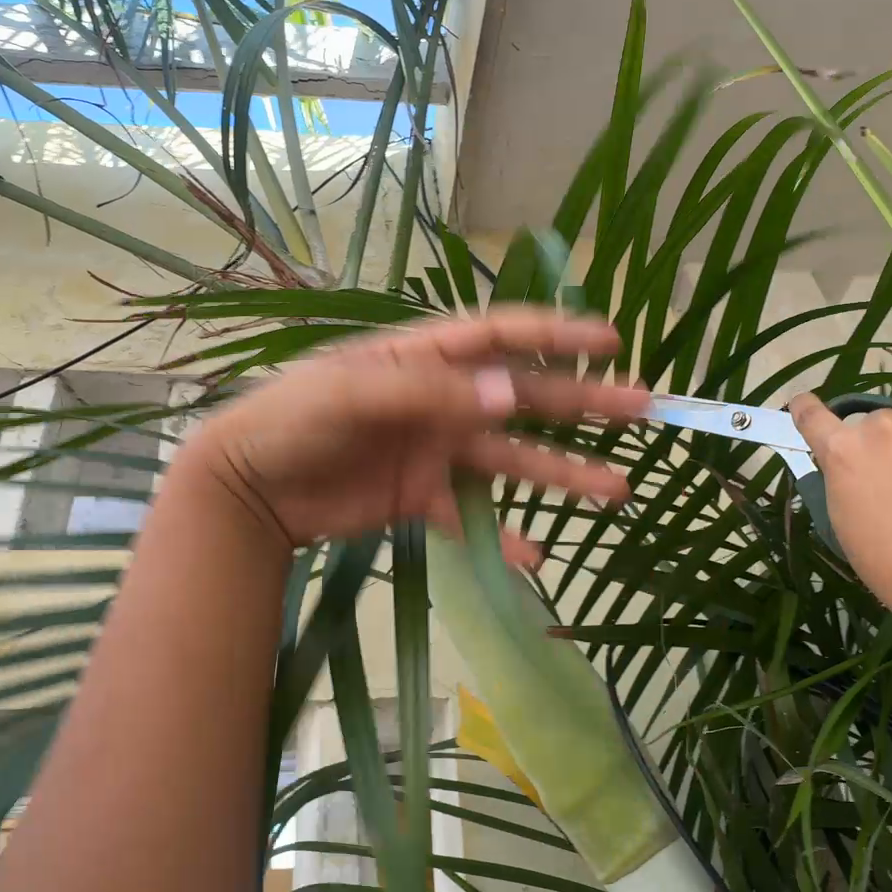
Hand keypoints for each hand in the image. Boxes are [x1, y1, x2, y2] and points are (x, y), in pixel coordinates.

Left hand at [176, 310, 647, 561]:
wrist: (248, 488)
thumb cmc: (292, 419)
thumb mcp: (352, 392)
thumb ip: (429, 392)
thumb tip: (513, 393)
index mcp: (423, 357)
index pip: (501, 335)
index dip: (556, 334)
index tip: (610, 342)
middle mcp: (439, 399)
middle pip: (523, 397)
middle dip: (582, 403)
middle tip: (643, 409)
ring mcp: (434, 449)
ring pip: (511, 459)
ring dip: (563, 473)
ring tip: (616, 491)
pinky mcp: (421, 497)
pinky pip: (473, 515)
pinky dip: (503, 536)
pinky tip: (535, 557)